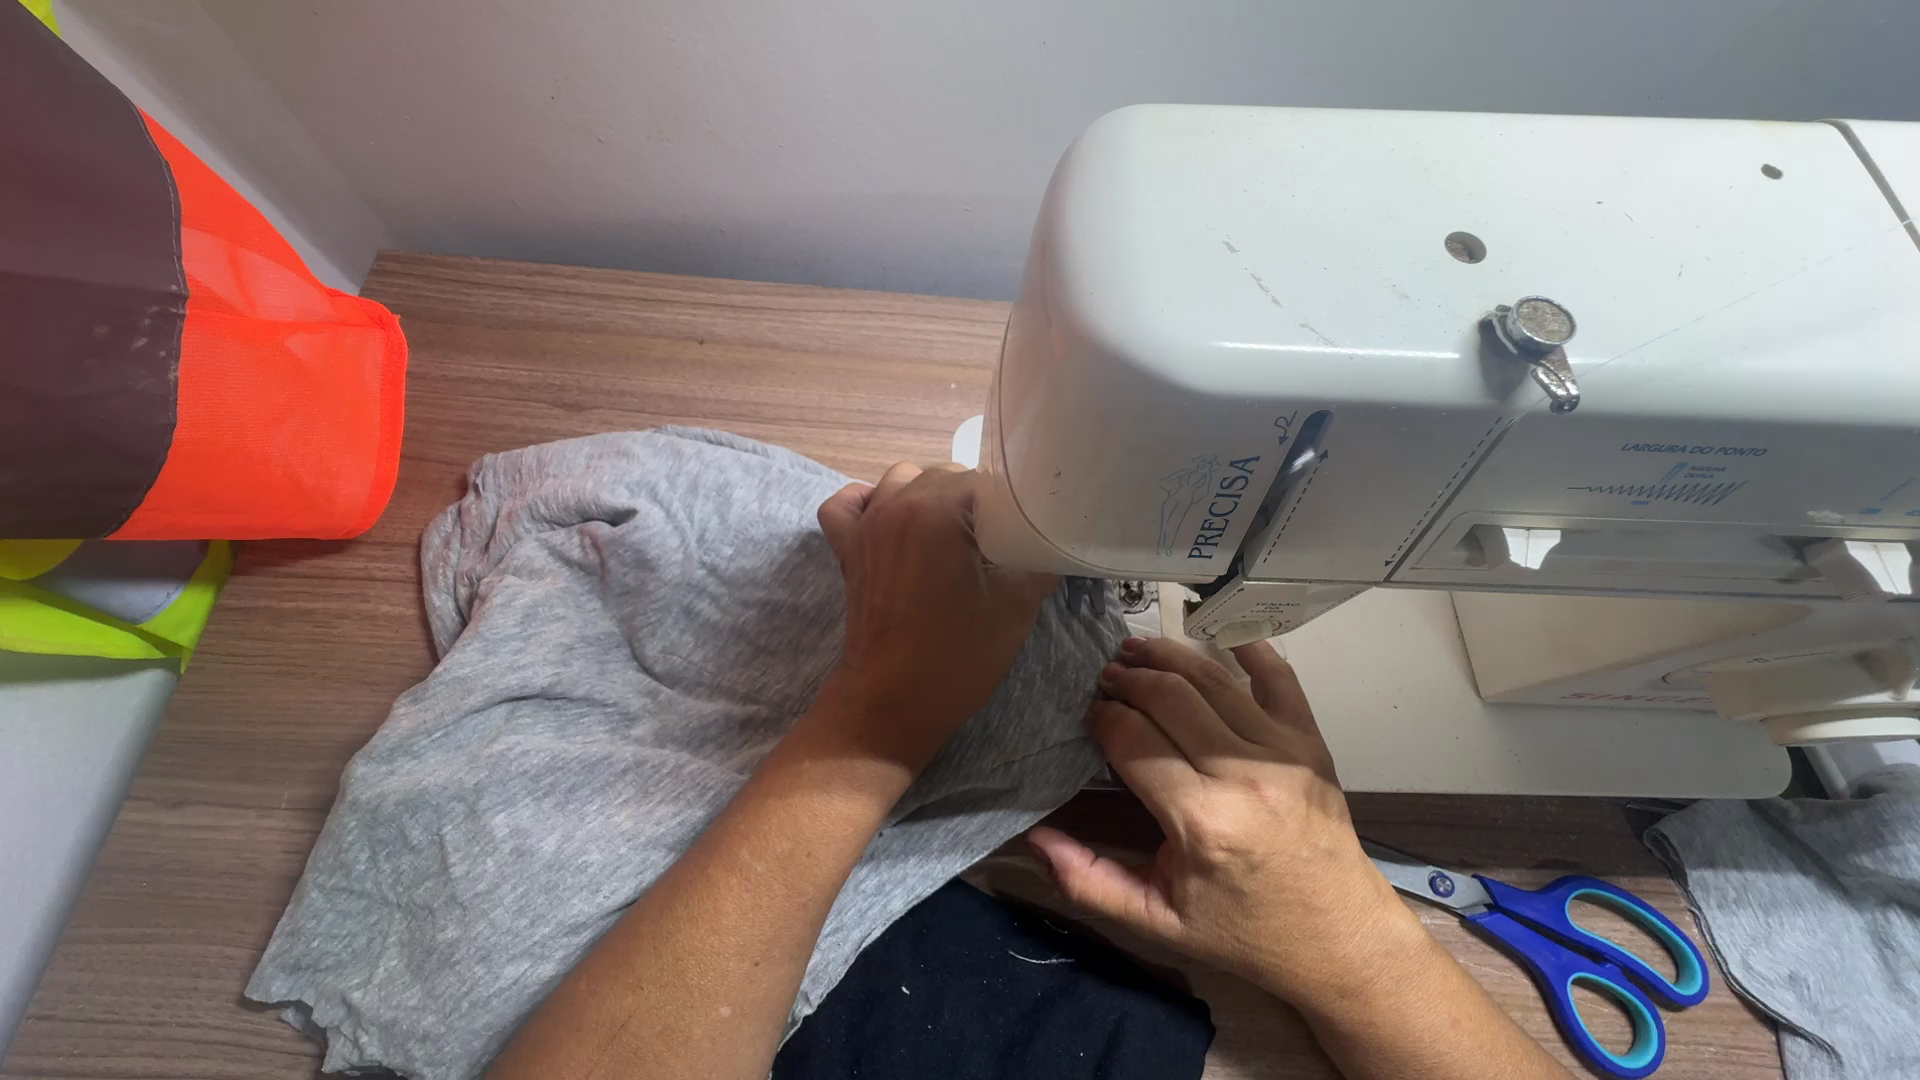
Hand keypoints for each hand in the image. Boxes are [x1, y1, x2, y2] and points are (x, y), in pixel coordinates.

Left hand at [815, 462, 1058, 769]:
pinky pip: (848, 503)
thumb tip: (1056, 538)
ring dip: (929, 495)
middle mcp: (896, 504)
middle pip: (945, 476)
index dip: (1011, 504)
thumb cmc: (958, 656)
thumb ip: (1041, 559)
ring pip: (902, 479)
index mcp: (938, 511)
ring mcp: (865, 525)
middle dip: (975, 501)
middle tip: (997, 541)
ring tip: (952, 533)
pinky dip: (868, 502)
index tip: (1024, 533)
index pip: (985, 480)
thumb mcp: (1017, 606)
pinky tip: (891, 519)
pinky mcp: (846, 548)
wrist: (893, 703)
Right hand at [1027, 636, 1420, 1003]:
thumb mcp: (1156, 922)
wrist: (1339, 939)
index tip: (1089, 714)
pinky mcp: (1311, 743)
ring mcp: (1284, 752)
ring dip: (1168, 656)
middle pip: (1170, 697)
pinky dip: (1250, 648)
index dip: (1103, 717)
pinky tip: (1219, 633)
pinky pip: (1279, 677)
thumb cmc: (1242, 930)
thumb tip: (1034, 836)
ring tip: (1135, 649)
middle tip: (1106, 677)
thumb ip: (1089, 881)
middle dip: (1129, 679)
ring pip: (1214, 680)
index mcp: (1201, 821)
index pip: (1134, 740)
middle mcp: (1244, 775)